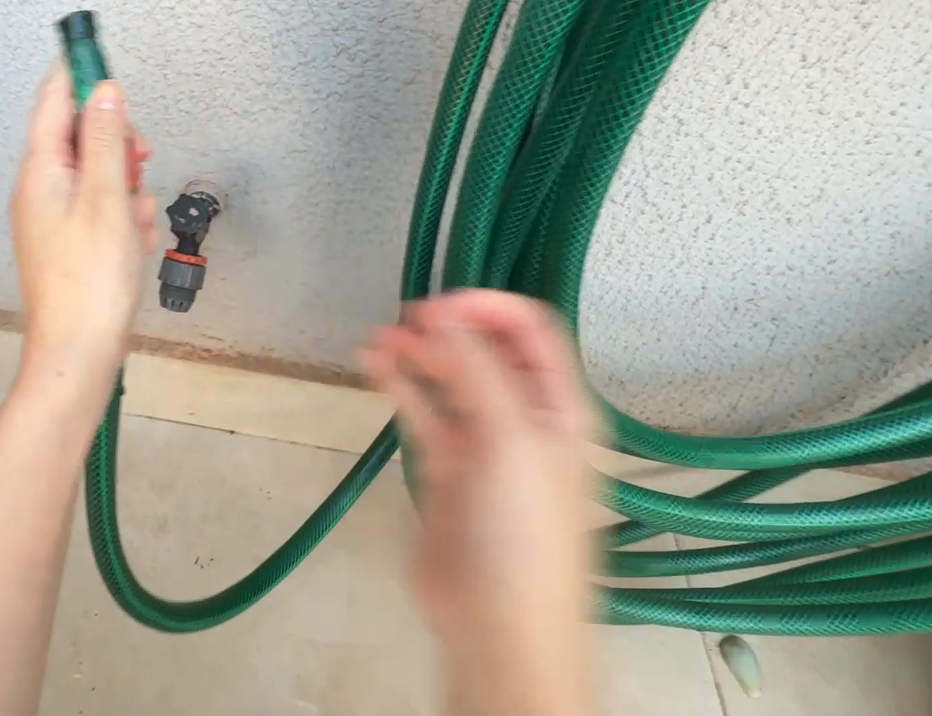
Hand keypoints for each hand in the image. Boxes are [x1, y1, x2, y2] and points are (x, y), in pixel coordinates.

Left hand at [10, 64, 157, 407]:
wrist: (80, 349)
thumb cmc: (92, 279)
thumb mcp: (107, 197)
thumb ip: (107, 140)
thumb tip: (105, 90)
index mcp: (41, 171)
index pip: (53, 100)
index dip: (77, 74)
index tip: (99, 52)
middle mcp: (41, 188)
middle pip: (82, 137)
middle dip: (118, 146)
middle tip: (138, 164)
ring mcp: (54, 215)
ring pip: (99, 175)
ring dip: (127, 187)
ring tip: (136, 221)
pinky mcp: (71, 239)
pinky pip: (102, 207)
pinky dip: (124, 215)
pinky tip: (134, 241)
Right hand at [362, 290, 598, 715]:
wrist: (497, 626)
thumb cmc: (520, 530)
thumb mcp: (508, 441)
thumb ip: (475, 370)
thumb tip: (443, 314)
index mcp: (559, 406)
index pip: (530, 331)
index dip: (488, 308)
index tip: (440, 305)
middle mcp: (524, 415)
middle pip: (486, 350)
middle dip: (448, 328)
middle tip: (405, 320)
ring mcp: (482, 440)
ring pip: (449, 377)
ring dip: (417, 353)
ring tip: (379, 339)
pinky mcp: (446, 464)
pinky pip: (422, 410)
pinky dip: (399, 384)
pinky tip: (373, 366)